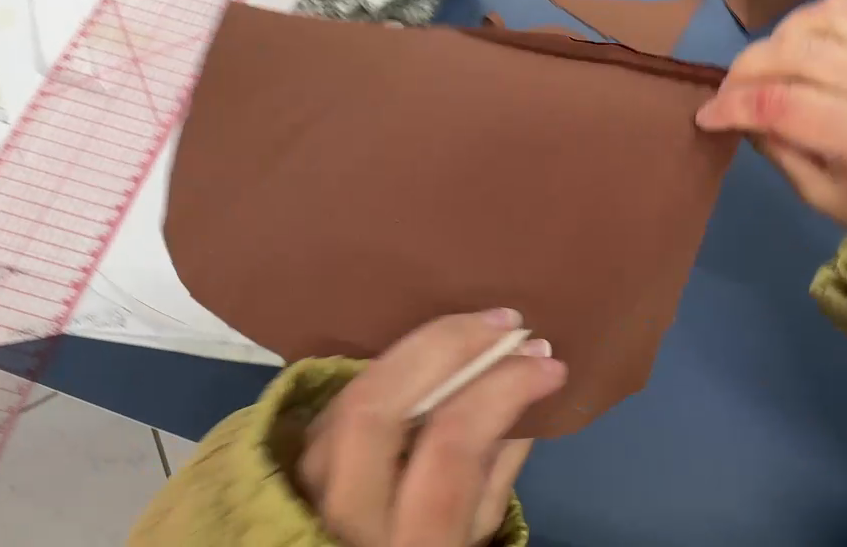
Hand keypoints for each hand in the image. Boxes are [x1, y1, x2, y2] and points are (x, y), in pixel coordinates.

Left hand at [298, 310, 565, 546]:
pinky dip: (398, 359)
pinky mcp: (300, 451)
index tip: (546, 363)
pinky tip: (436, 344)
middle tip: (505, 321)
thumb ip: (499, 462)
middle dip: (447, 346)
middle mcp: (345, 511)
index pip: (449, 446)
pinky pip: (348, 389)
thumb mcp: (475, 533)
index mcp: (409, 543)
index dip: (500, 390)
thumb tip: (529, 374)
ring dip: (422, 342)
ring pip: (356, 387)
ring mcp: (311, 477)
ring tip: (477, 322)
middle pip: (378, 405)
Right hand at [695, 0, 846, 270]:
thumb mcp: (820, 196)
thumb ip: (775, 146)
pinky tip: (813, 34)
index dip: (734, 105)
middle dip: (746, 69)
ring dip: (782, 36)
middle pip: (799, 52)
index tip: (706, 116)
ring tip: (770, 66)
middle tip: (730, 94)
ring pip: (824, 15)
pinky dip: (829, 6)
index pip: (785, 104)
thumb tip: (737, 108)